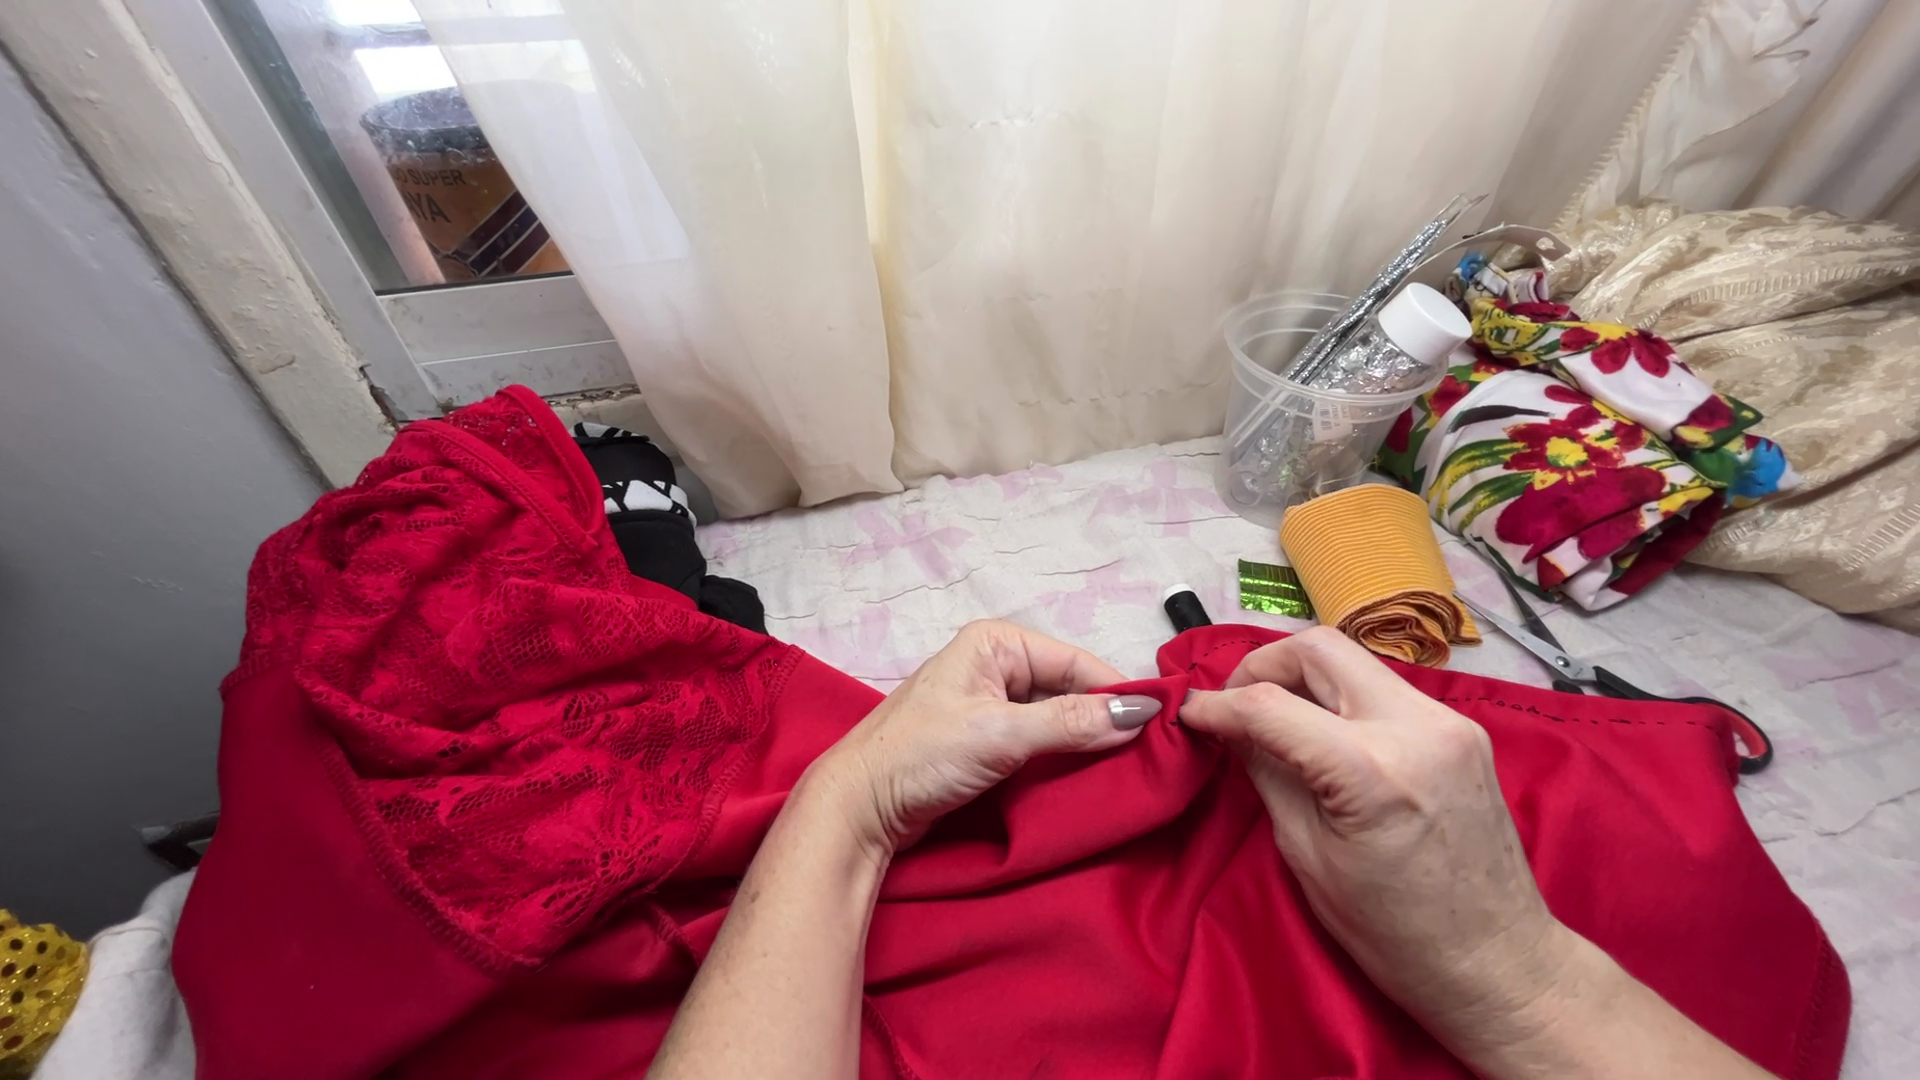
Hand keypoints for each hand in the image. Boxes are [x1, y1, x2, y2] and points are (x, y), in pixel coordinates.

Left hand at [810, 620, 1159, 856]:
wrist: (860, 806)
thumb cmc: (922, 754)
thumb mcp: (1001, 734)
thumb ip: (1071, 723)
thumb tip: (1140, 713)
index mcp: (996, 643)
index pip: (1075, 662)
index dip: (1118, 693)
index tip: (1164, 726)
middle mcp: (995, 664)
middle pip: (1067, 688)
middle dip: (1104, 719)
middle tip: (1153, 754)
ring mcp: (989, 702)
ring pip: (1055, 716)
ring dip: (1085, 741)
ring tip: (1132, 768)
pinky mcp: (986, 738)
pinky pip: (1037, 740)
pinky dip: (1062, 757)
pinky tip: (1090, 777)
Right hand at [1178, 627, 1569, 1053]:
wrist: (1501, 964)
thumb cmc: (1391, 931)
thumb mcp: (1304, 851)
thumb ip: (1265, 770)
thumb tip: (1227, 725)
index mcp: (1372, 772)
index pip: (1270, 704)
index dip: (1217, 703)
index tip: (1187, 711)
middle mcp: (1416, 728)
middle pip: (1317, 648)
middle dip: (1261, 665)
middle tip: (1235, 703)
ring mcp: (1447, 721)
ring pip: (1349, 658)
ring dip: (1299, 675)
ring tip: (1272, 715)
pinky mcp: (1460, 727)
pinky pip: (1377, 685)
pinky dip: (1334, 693)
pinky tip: (1319, 728)